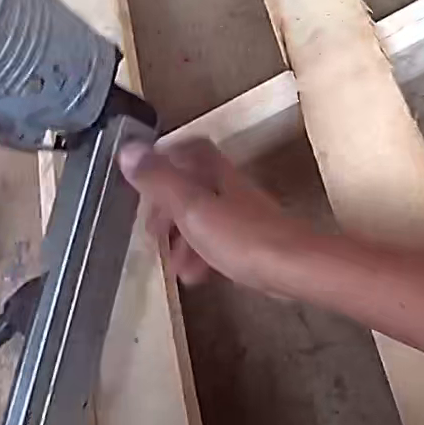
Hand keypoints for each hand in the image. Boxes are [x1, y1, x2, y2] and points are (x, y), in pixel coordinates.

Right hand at [118, 137, 313, 290]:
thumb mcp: (191, 207)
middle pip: (194, 187)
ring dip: (184, 237)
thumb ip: (159, 180)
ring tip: (172, 263)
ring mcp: (246, 215)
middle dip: (168, 208)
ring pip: (206, 218)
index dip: (165, 159)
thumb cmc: (242, 237)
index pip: (190, 150)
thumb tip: (129, 148)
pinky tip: (196, 276)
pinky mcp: (256, 241)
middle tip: (153, 230)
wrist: (294, 268)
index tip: (144, 180)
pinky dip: (203, 254)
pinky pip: (221, 241)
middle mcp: (233, 189)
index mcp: (216, 174)